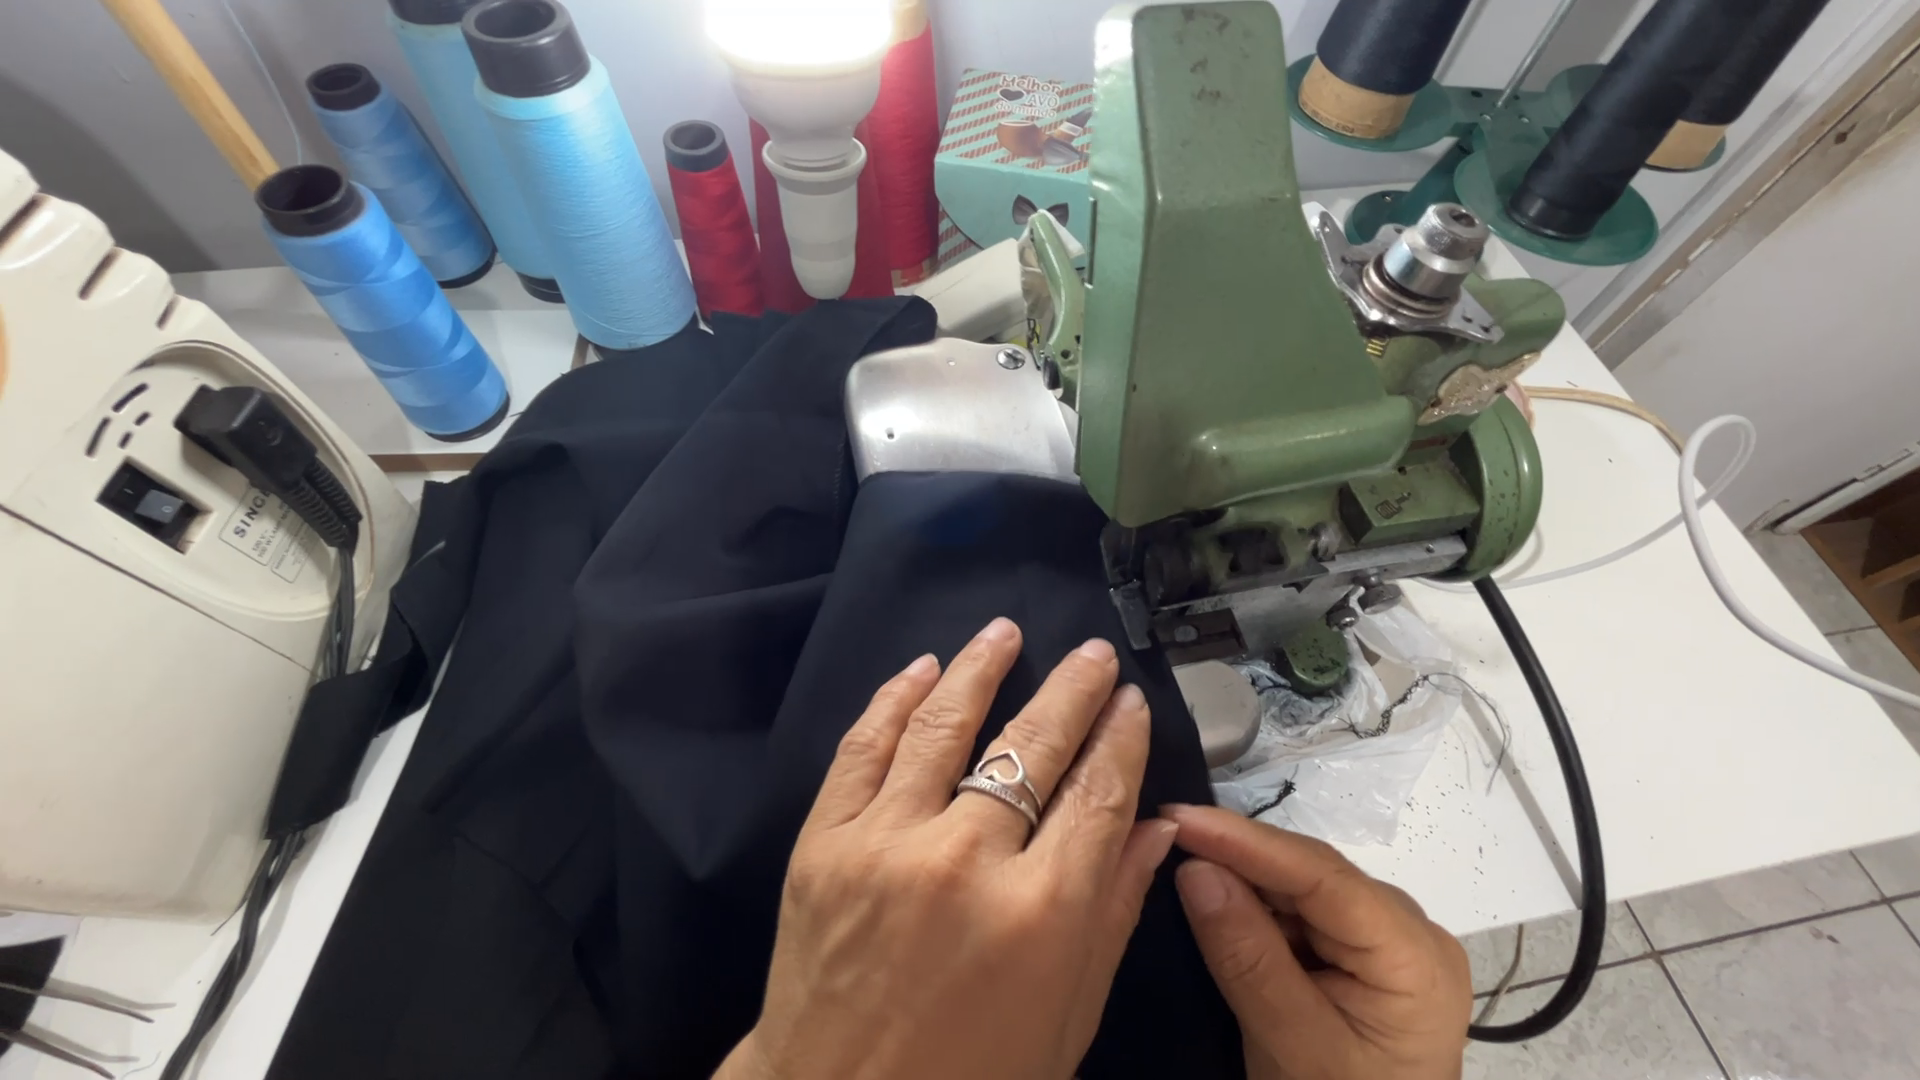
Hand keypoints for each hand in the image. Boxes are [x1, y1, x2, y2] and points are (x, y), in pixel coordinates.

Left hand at [717, 618, 1179, 1079]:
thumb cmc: (973, 1075)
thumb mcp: (1068, 1015)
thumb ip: (1115, 913)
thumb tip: (1156, 826)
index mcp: (1042, 914)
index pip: (1097, 793)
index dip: (1120, 738)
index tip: (1131, 700)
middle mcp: (965, 861)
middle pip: (1032, 746)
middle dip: (1071, 690)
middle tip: (1090, 653)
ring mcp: (886, 842)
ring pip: (942, 726)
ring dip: (980, 669)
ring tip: (1006, 631)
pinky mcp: (824, 839)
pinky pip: (863, 747)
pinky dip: (895, 699)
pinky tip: (925, 667)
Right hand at [1165, 805, 1469, 1079]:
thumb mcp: (1292, 1046)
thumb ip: (1247, 957)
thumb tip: (1194, 868)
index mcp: (1412, 956)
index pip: (1321, 875)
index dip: (1245, 840)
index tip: (1178, 818)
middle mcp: (1407, 930)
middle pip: (1308, 871)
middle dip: (1236, 852)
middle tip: (1163, 832)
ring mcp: (1383, 938)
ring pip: (1296, 883)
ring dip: (1238, 874)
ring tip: (1178, 855)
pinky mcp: (1357, 950)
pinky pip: (1296, 908)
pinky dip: (1250, 903)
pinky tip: (1213, 894)